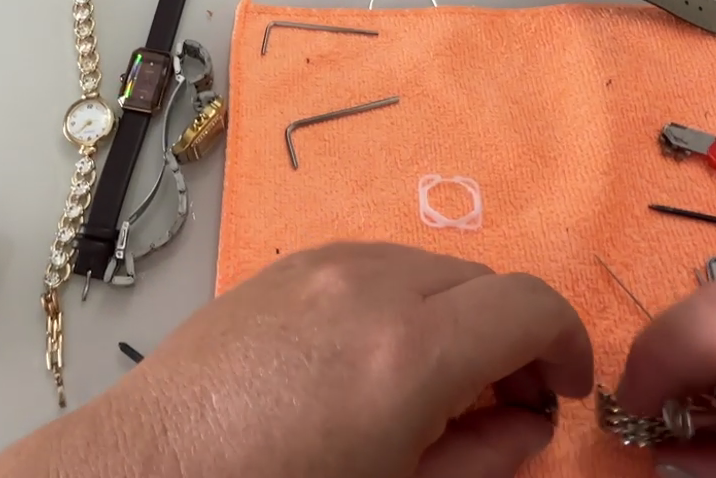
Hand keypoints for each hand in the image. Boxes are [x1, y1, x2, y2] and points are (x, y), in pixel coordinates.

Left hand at [0, 242, 593, 477]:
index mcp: (407, 348)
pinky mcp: (286, 260)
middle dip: (508, 334)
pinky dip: (399, 296)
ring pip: (427, 264)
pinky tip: (368, 352)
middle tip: (496, 401)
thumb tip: (528, 414)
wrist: (149, 467)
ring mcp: (321, 260)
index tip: (563, 389)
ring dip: (451, 313)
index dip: (566, 341)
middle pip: (480, 279)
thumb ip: (485, 453)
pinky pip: (371, 260)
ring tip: (428, 380)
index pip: (528, 301)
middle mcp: (369, 279)